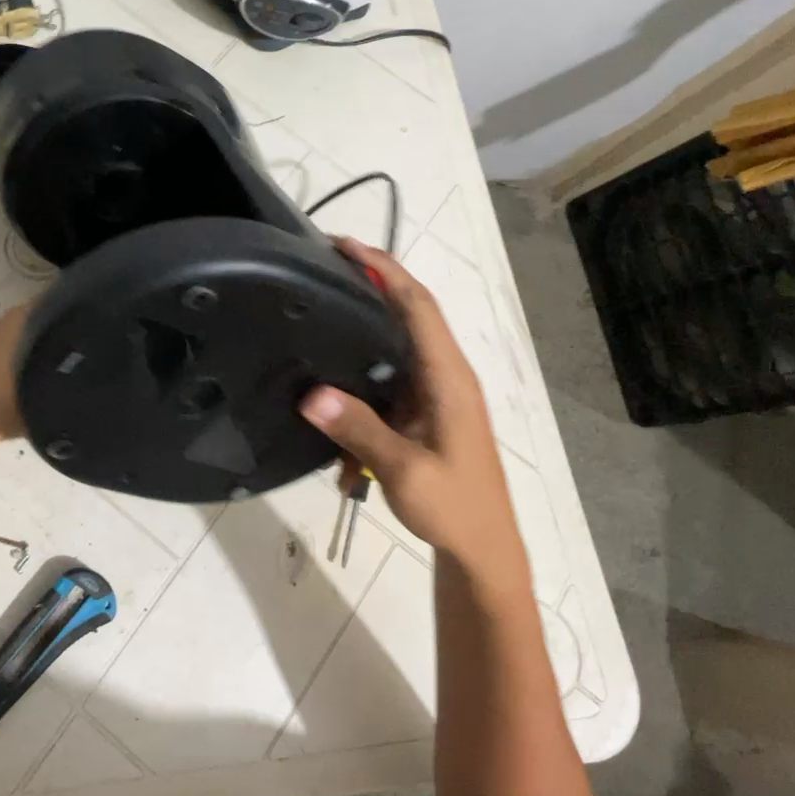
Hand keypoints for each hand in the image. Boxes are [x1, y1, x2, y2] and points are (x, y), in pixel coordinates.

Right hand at [301, 237, 524, 576]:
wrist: (483, 549)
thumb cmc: (455, 508)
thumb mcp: (405, 472)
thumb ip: (359, 430)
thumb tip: (311, 394)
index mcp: (449, 379)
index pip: (417, 306)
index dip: (384, 270)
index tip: (345, 246)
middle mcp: (445, 376)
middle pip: (408, 314)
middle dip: (371, 284)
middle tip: (324, 268)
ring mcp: (436, 395)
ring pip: (394, 348)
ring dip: (361, 335)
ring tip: (321, 317)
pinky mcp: (425, 413)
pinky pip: (388, 384)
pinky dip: (360, 387)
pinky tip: (334, 405)